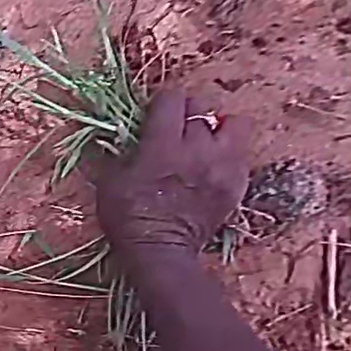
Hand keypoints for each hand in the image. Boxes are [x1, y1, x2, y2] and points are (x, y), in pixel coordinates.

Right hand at [95, 89, 248, 268]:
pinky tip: (210, 168)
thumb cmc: (126, 216)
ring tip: (203, 142)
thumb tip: (126, 133)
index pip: (172, 98)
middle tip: (173, 129)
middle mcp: (198, 148)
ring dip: (217, 128)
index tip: (153, 113)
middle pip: (201, 108)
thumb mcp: (110, 181)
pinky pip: (240, 153)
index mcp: (163, 145)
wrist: (159, 252)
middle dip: (186, 113)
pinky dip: (226, 154)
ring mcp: (223, 165)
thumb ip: (123, 151)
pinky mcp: (237, 182)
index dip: (161, 101)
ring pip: (234, 124)